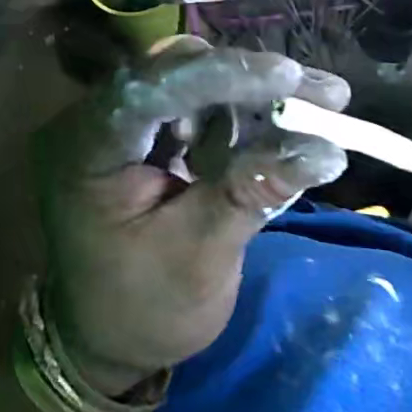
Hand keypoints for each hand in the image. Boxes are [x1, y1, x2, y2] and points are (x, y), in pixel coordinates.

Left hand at [34, 38, 348, 394]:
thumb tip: (327, 149)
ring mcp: (111, 128)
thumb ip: (250, 194)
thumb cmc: (140, 308)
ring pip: (185, 86)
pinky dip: (236, 118)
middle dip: (246, 81)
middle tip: (322, 93)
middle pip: (168, 77)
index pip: (145, 94)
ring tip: (318, 106)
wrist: (101, 335)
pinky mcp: (137, 139)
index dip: (218, 77)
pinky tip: (279, 128)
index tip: (288, 76)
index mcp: (84, 153)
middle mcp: (88, 125)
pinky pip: (188, 111)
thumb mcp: (198, 258)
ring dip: (250, 97)